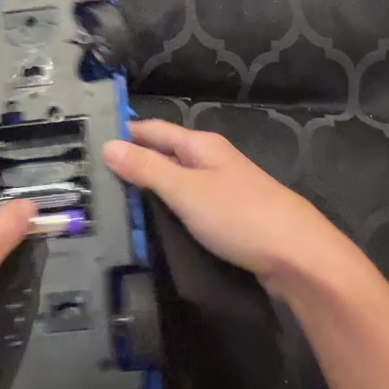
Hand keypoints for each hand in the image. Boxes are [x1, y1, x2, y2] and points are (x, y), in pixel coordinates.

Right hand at [103, 120, 357, 290]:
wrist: (300, 258)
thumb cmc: (241, 216)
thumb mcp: (186, 190)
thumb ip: (147, 169)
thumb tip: (108, 145)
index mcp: (202, 146)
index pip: (153, 130)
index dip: (124, 132)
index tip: (88, 140)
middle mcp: (212, 161)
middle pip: (165, 154)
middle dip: (132, 162)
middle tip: (92, 177)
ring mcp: (224, 190)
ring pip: (177, 182)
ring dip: (149, 189)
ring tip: (112, 203)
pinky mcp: (231, 218)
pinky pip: (189, 205)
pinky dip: (168, 210)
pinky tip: (154, 225)